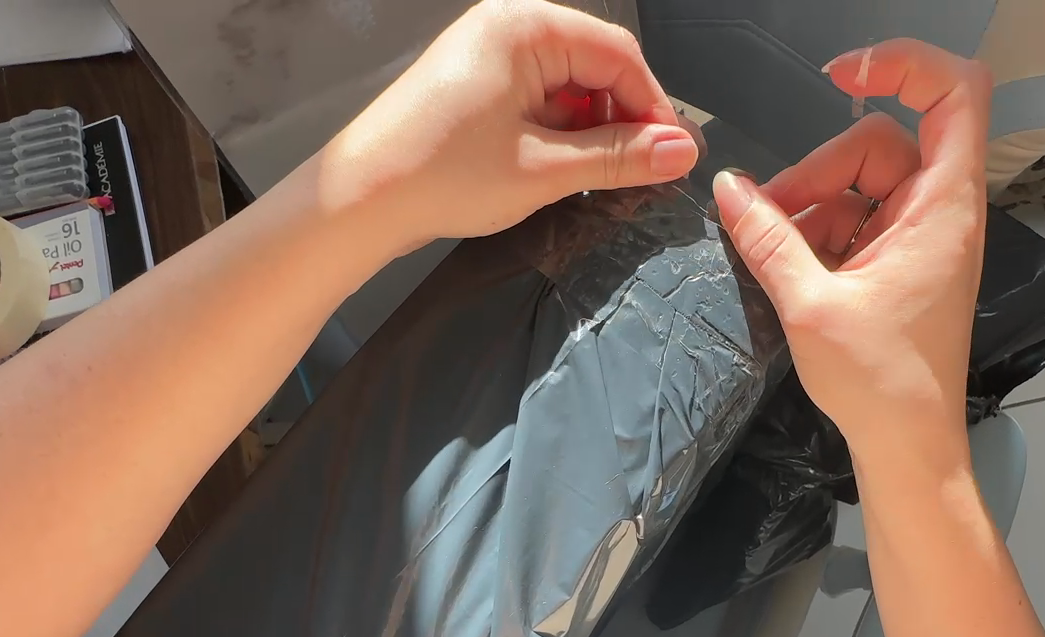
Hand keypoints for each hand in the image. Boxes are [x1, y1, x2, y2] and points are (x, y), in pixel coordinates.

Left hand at [327, 0, 700, 253]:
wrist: (364, 200)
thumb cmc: (441, 176)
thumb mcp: (544, 170)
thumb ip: (617, 157)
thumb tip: (679, 152)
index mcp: (524, 27)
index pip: (617, 54)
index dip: (654, 107)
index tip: (675, 156)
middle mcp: (507, 30)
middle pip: (594, 68)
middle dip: (624, 121)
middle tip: (644, 174)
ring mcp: (490, 59)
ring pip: (569, 91)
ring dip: (593, 134)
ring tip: (600, 180)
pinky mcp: (479, 91)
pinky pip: (539, 106)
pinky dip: (561, 138)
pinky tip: (564, 172)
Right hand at [712, 41, 990, 457]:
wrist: (907, 442)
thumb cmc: (878, 382)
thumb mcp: (809, 306)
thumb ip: (768, 241)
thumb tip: (728, 189)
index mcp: (941, 208)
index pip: (952, 93)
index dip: (901, 64)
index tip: (838, 77)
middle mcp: (938, 214)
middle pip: (880, 146)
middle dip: (817, 174)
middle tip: (765, 218)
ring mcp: (918, 241)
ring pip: (861, 189)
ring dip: (811, 210)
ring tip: (771, 253)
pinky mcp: (900, 268)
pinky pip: (857, 226)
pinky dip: (821, 237)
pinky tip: (790, 268)